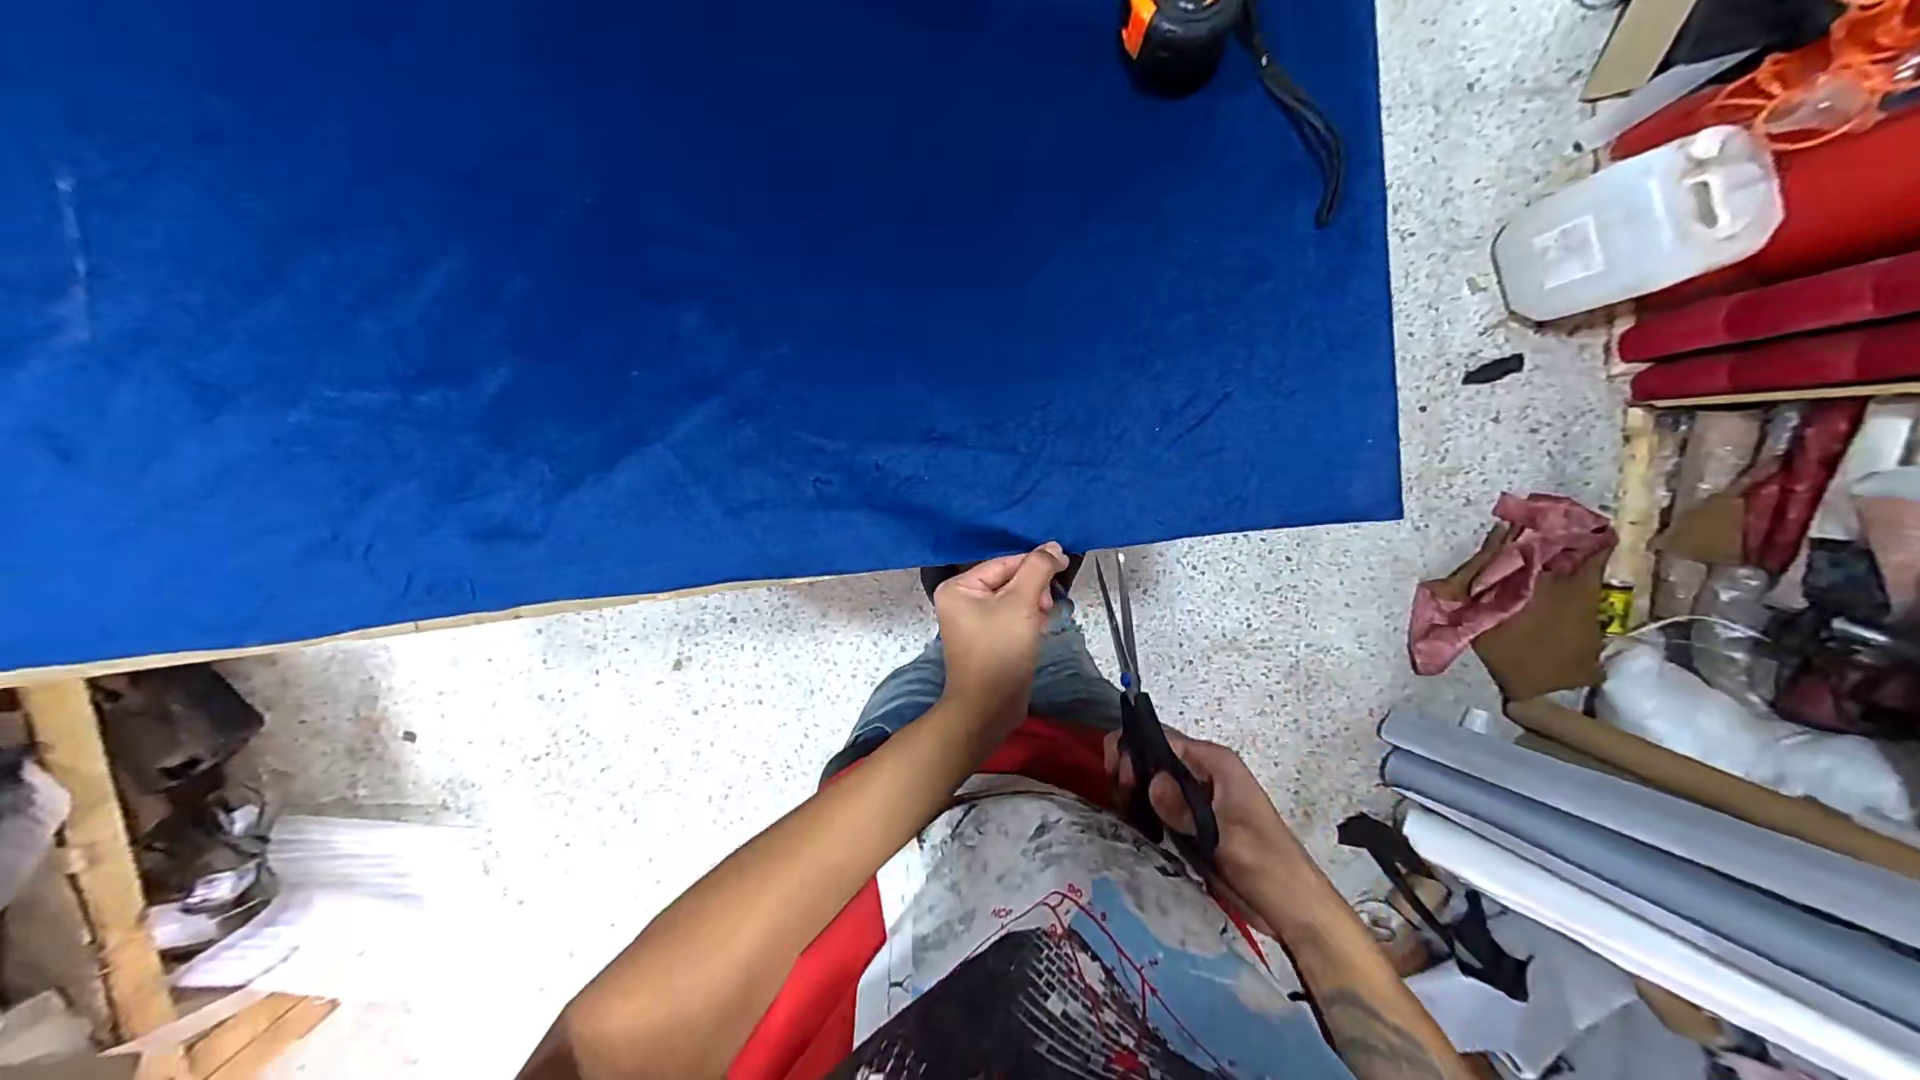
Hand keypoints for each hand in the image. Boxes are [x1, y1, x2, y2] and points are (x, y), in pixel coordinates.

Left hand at [933, 542, 1068, 718]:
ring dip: (1035, 606)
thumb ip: (1038, 569)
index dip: (1034, 564)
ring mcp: (975, 621)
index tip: (1063, 566)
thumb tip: (1053, 547)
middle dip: (1034, 590)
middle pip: (1009, 580)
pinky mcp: (990, 639)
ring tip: (1043, 621)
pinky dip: (1029, 621)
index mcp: (959, 587)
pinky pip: (1013, 618)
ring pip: (1015, 599)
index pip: (1004, 563)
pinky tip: (1038, 632)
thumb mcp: (1022, 603)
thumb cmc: (1000, 651)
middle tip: (1047, 606)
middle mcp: (962, 600)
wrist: (990, 707)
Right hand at [1103, 729, 1301, 909]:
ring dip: (1132, 792)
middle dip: (1128, 771)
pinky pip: (1157, 803)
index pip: (1162, 738)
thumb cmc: (1266, 867)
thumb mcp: (1227, 839)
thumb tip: (1151, 781)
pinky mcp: (1191, 819)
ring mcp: (1197, 796)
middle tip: (1120, 803)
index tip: (1120, 782)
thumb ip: (1186, 810)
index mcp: (1215, 763)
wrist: (1290, 908)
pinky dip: (1141, 810)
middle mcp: (1203, 771)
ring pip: (1151, 779)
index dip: (1134, 752)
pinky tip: (1134, 826)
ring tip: (1124, 816)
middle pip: (1152, 755)